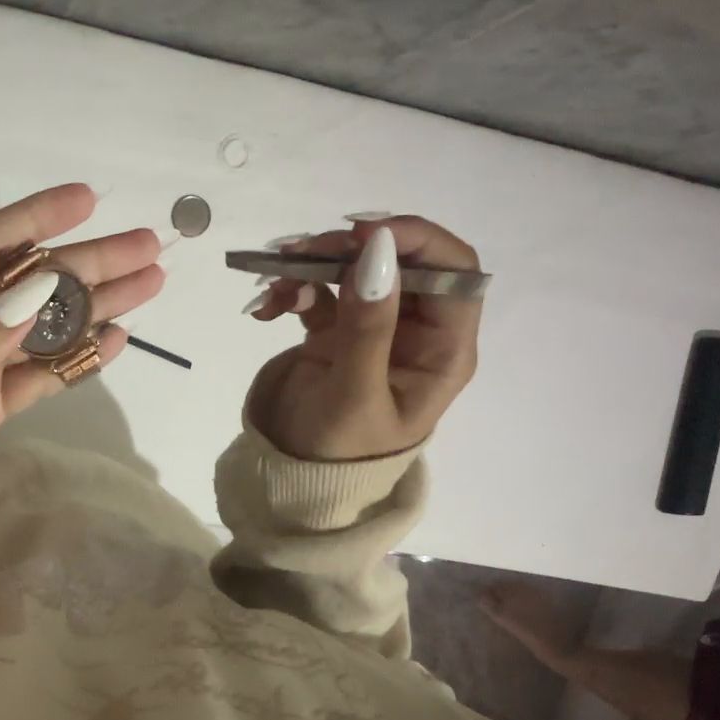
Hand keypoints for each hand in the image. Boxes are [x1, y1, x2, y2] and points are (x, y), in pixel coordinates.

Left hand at [0, 184, 163, 515]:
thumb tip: (35, 293)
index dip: (35, 219)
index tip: (88, 200)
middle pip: (30, 281)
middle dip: (87, 262)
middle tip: (147, 247)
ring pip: (45, 324)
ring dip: (95, 305)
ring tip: (149, 284)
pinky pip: (42, 372)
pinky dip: (79, 358)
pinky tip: (116, 340)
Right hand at [243, 215, 481, 460]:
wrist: (293, 484)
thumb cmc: (337, 453)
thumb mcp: (356, 394)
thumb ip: (368, 325)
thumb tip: (376, 250)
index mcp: (442, 351)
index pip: (454, 274)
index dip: (417, 242)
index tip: (365, 235)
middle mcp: (414, 333)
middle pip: (400, 263)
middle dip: (352, 249)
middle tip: (304, 249)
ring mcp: (371, 331)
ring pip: (355, 272)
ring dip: (315, 264)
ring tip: (274, 274)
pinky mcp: (332, 335)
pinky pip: (318, 294)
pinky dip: (292, 290)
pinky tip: (266, 308)